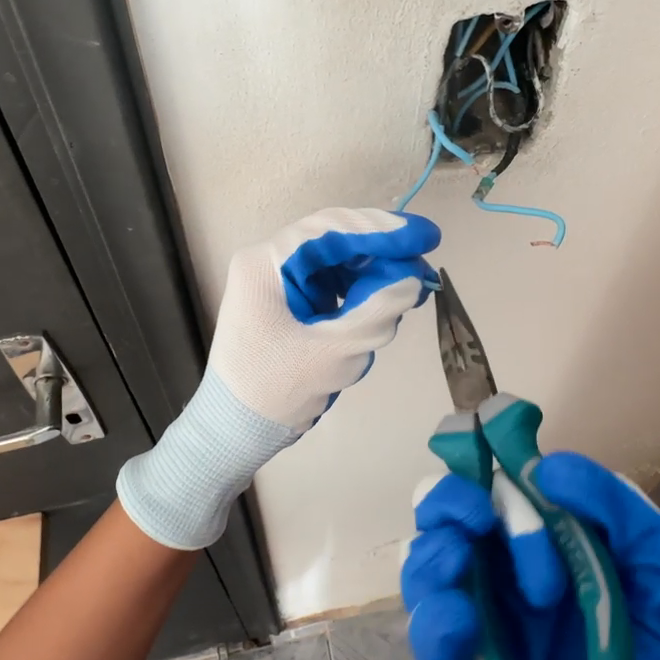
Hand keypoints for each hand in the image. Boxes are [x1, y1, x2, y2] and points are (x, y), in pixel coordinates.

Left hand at [118, 208, 441, 548]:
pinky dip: (360, 294)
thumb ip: (375, 312)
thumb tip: (413, 278)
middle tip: (425, 267)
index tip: (425, 236)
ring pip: (338, 264)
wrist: (234, 430)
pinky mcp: (291, 301)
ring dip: (374, 275)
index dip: (383, 229)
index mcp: (267, 263)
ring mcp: (280, 281)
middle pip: (336, 242)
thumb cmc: (274, 390)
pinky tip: (385, 308)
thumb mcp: (331, 353)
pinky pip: (332, 286)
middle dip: (382, 254)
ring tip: (411, 290)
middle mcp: (271, 261)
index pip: (331, 229)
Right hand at [401, 453, 659, 659]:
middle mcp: (494, 574)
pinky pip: (430, 647)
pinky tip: (460, 616)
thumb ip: (617, 509)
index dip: (474, 458)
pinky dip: (433, 624)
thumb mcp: (655, 569)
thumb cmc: (659, 646)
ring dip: (433, 555)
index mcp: (530, 539)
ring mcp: (477, 625)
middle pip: (438, 517)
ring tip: (461, 562)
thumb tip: (547, 468)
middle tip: (480, 516)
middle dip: (449, 501)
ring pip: (421, 572)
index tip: (487, 445)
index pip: (483, 484)